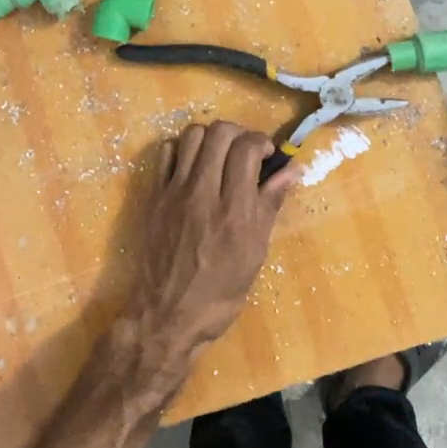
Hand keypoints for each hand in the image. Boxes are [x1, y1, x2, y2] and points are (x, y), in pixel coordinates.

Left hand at [124, 122, 301, 363]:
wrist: (168, 315)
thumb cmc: (220, 293)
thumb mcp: (255, 252)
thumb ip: (270, 204)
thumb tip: (291, 169)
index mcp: (234, 209)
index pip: (246, 147)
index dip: (261, 141)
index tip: (266, 154)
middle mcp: (204, 192)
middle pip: (219, 132)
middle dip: (238, 133)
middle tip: (244, 152)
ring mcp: (175, 191)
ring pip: (191, 135)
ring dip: (210, 137)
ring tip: (218, 156)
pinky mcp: (155, 195)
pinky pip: (165, 152)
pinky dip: (181, 149)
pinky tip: (191, 166)